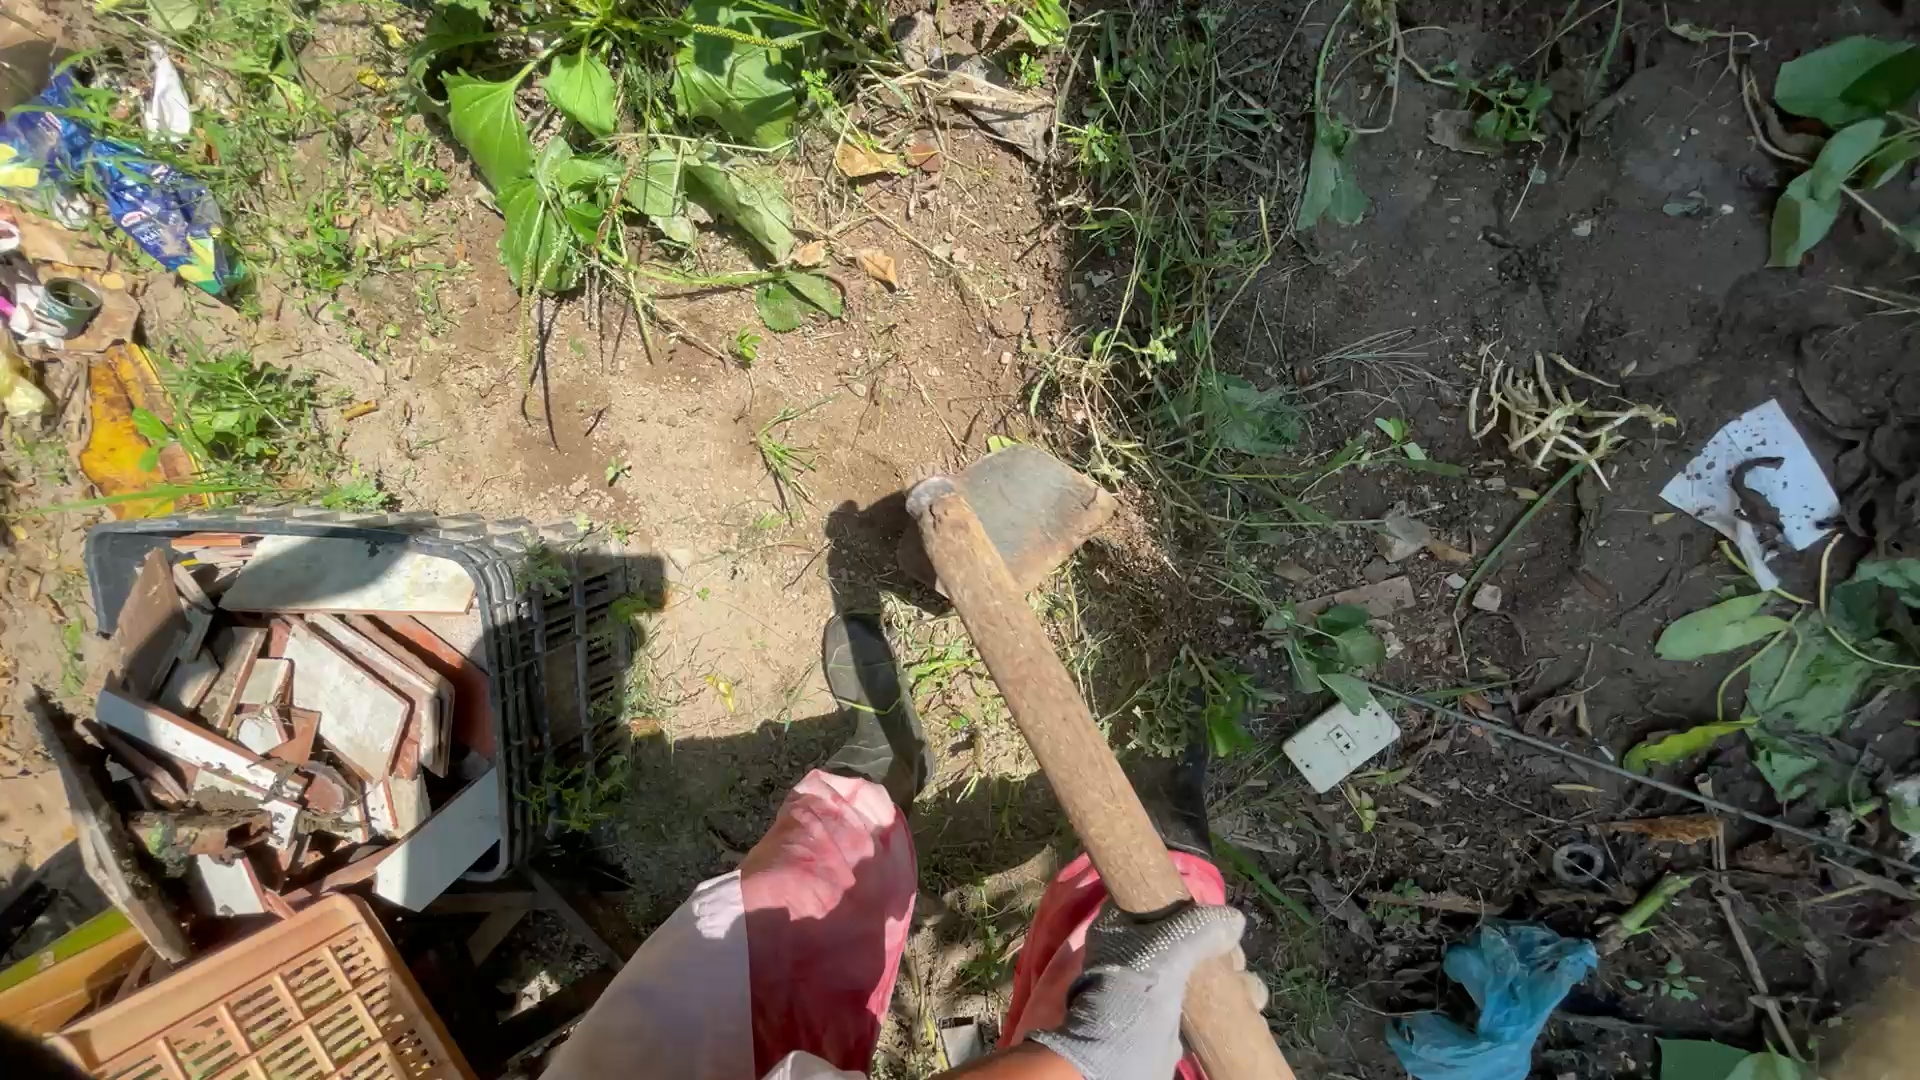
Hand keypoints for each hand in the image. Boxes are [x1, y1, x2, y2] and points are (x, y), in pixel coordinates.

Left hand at [1029, 902, 1265, 1079]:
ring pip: (1205, 966)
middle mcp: (1139, 947)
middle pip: (1191, 934)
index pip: (1161, 900)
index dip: (1191, 906)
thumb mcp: (1164, 950)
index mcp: (1122, 922)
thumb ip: (1197, 928)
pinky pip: (1209, 997)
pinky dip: (1231, 999)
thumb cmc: (1133, 991)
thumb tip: (1235, 918)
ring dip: (1233, 976)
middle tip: (1233, 960)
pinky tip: (1250, 1005)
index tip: (1216, 918)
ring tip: (1248, 991)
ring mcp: (1158, 981)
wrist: (1121, 1057)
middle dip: (1220, 946)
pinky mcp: (1175, 1012)